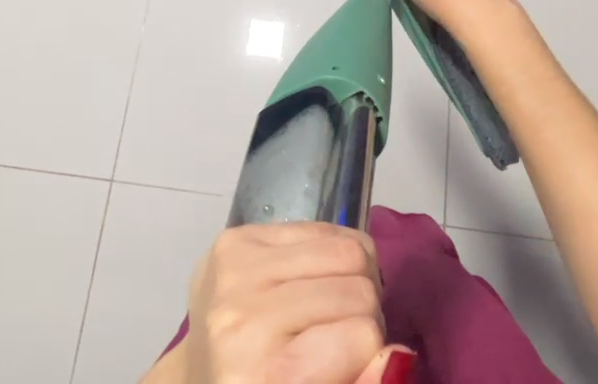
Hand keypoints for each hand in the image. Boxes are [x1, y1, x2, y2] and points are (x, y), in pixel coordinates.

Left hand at [160, 222, 411, 383]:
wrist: (201, 375)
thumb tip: (396, 354)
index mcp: (264, 375)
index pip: (363, 334)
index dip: (368, 350)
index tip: (347, 362)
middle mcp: (243, 318)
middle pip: (357, 287)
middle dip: (363, 312)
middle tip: (337, 333)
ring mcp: (235, 270)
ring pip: (345, 249)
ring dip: (350, 277)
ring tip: (324, 305)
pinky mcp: (234, 239)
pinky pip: (320, 227)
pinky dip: (327, 253)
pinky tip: (305, 279)